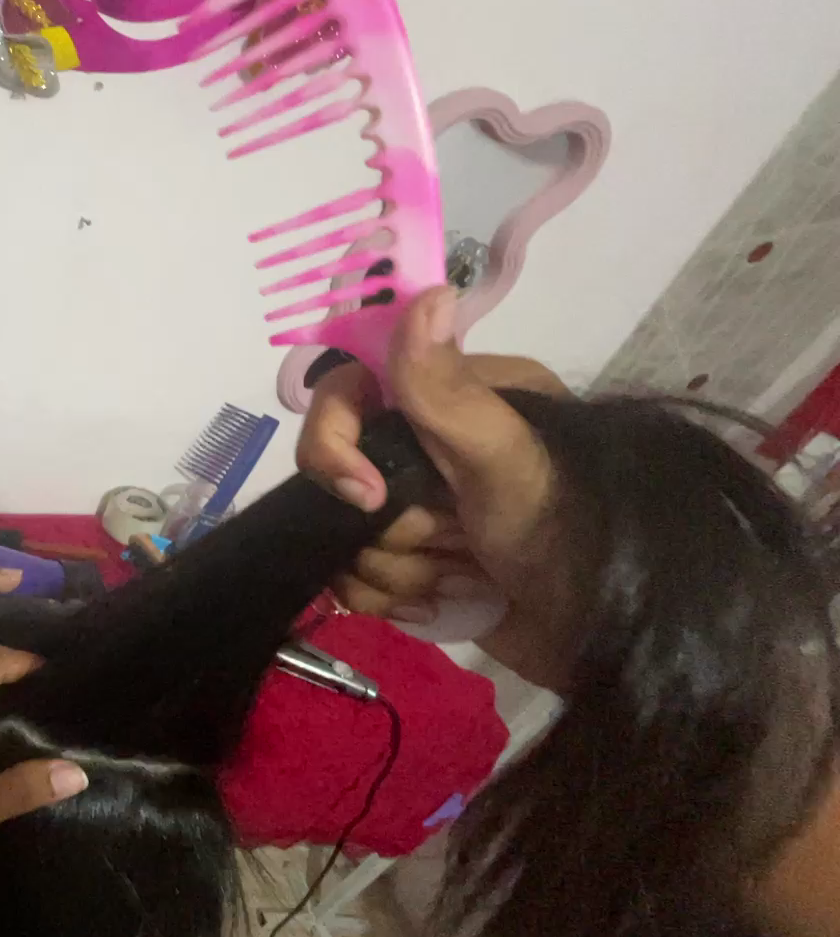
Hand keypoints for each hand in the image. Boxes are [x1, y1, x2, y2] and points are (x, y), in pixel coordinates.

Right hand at [296, 288, 572, 684]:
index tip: (366, 496)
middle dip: (383, 526)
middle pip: (333, 476)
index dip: (333, 448)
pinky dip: (385, 598)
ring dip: (393, 570)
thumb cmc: (569, 536)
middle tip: (447, 541)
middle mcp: (423, 450)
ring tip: (457, 580)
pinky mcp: (404, 561)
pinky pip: (348, 575)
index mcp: (450, 403)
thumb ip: (447, 390)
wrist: (603, 642)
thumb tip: (424, 294)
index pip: (343, 399)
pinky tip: (436, 601)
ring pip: (340, 533)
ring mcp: (412, 509)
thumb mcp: (507, 459)